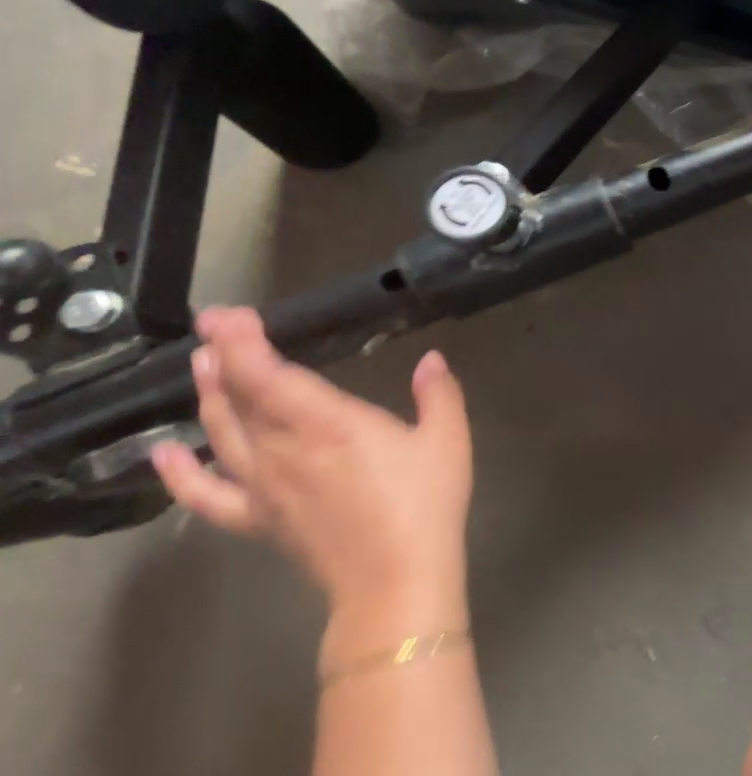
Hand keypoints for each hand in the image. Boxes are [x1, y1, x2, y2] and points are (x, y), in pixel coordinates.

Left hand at [150, 307, 473, 644]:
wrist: (396, 576)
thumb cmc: (426, 502)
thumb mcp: (449, 440)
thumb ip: (439, 395)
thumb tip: (432, 360)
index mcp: (329, 423)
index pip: (269, 374)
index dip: (242, 342)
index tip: (228, 314)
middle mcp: (283, 448)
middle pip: (239, 397)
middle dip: (225, 358)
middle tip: (217, 328)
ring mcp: (262, 485)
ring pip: (221, 432)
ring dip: (207, 397)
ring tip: (201, 366)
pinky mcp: (255, 517)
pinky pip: (205, 493)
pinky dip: (179, 472)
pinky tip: (164, 453)